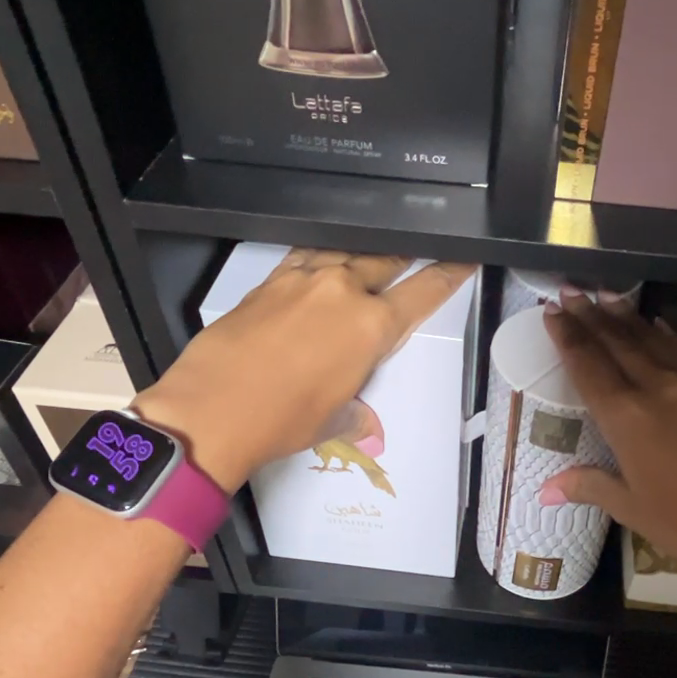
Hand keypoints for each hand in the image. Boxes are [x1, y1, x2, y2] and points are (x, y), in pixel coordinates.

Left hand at [133, 249, 473, 490]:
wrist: (212, 408)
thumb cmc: (282, 420)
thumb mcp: (332, 420)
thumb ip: (356, 413)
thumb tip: (364, 424)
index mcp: (372, 327)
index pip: (424, 291)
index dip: (449, 273)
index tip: (463, 256)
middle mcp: (343, 292)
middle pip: (386, 262)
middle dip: (403, 260)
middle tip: (414, 256)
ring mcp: (304, 280)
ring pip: (346, 253)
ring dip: (363, 256)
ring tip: (370, 259)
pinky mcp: (270, 281)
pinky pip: (306, 255)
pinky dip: (322, 257)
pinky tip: (322, 264)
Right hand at [538, 291, 676, 595]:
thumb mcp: (631, 508)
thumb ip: (589, 486)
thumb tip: (544, 491)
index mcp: (626, 419)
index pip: (588, 366)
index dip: (567, 336)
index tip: (551, 311)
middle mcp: (657, 390)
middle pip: (617, 343)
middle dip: (591, 315)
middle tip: (570, 290)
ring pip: (652, 341)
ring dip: (626, 316)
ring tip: (607, 295)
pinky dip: (666, 336)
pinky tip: (658, 325)